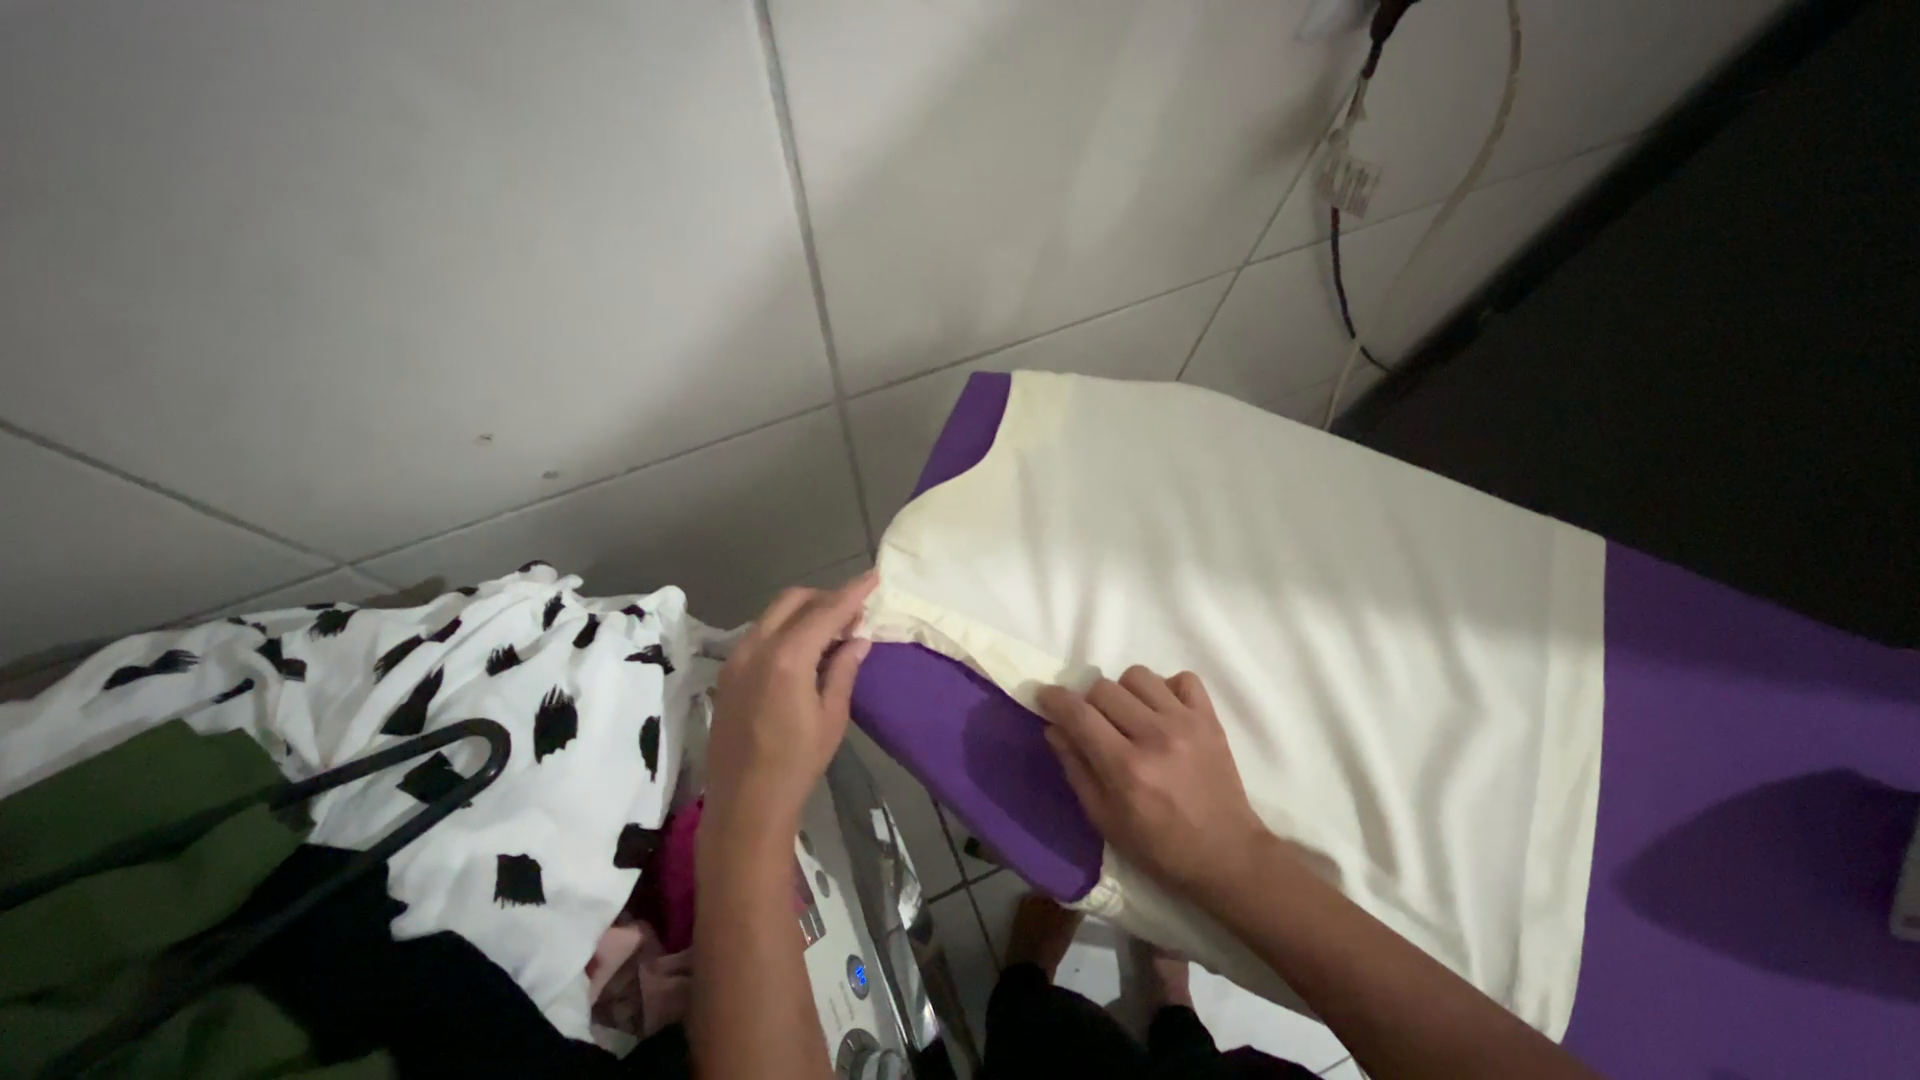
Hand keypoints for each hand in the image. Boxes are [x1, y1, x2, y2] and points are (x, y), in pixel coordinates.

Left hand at [704, 572, 876, 835]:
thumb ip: (843, 670)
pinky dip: (784, 629)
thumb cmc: (796, 764)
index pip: (826, 611)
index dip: (853, 592)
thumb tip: (858, 638)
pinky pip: (759, 633)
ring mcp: (736, 658)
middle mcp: (756, 647)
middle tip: (854, 613)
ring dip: (804, 612)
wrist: (744, 802)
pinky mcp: (727, 672)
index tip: (874, 576)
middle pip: (793, 600)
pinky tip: (804, 650)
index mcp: (787, 658)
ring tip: (832, 631)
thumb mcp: (831, 717)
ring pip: (772, 614)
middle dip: (825, 597)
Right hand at [1037, 666, 1270, 896]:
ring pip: (1138, 676)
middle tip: (1094, 724)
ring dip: (1124, 692)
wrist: (1226, 854)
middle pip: (1104, 688)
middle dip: (1089, 702)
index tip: (1045, 696)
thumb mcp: (1104, 819)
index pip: (1079, 713)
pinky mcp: (1211, 719)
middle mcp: (1155, 737)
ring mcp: (1187, 723)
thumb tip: (1054, 729)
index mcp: (1126, 768)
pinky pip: (1183, 678)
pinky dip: (1167, 688)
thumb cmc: (1159, 846)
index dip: (1054, 699)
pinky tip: (1163, 712)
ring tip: (1130, 717)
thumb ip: (1076, 769)